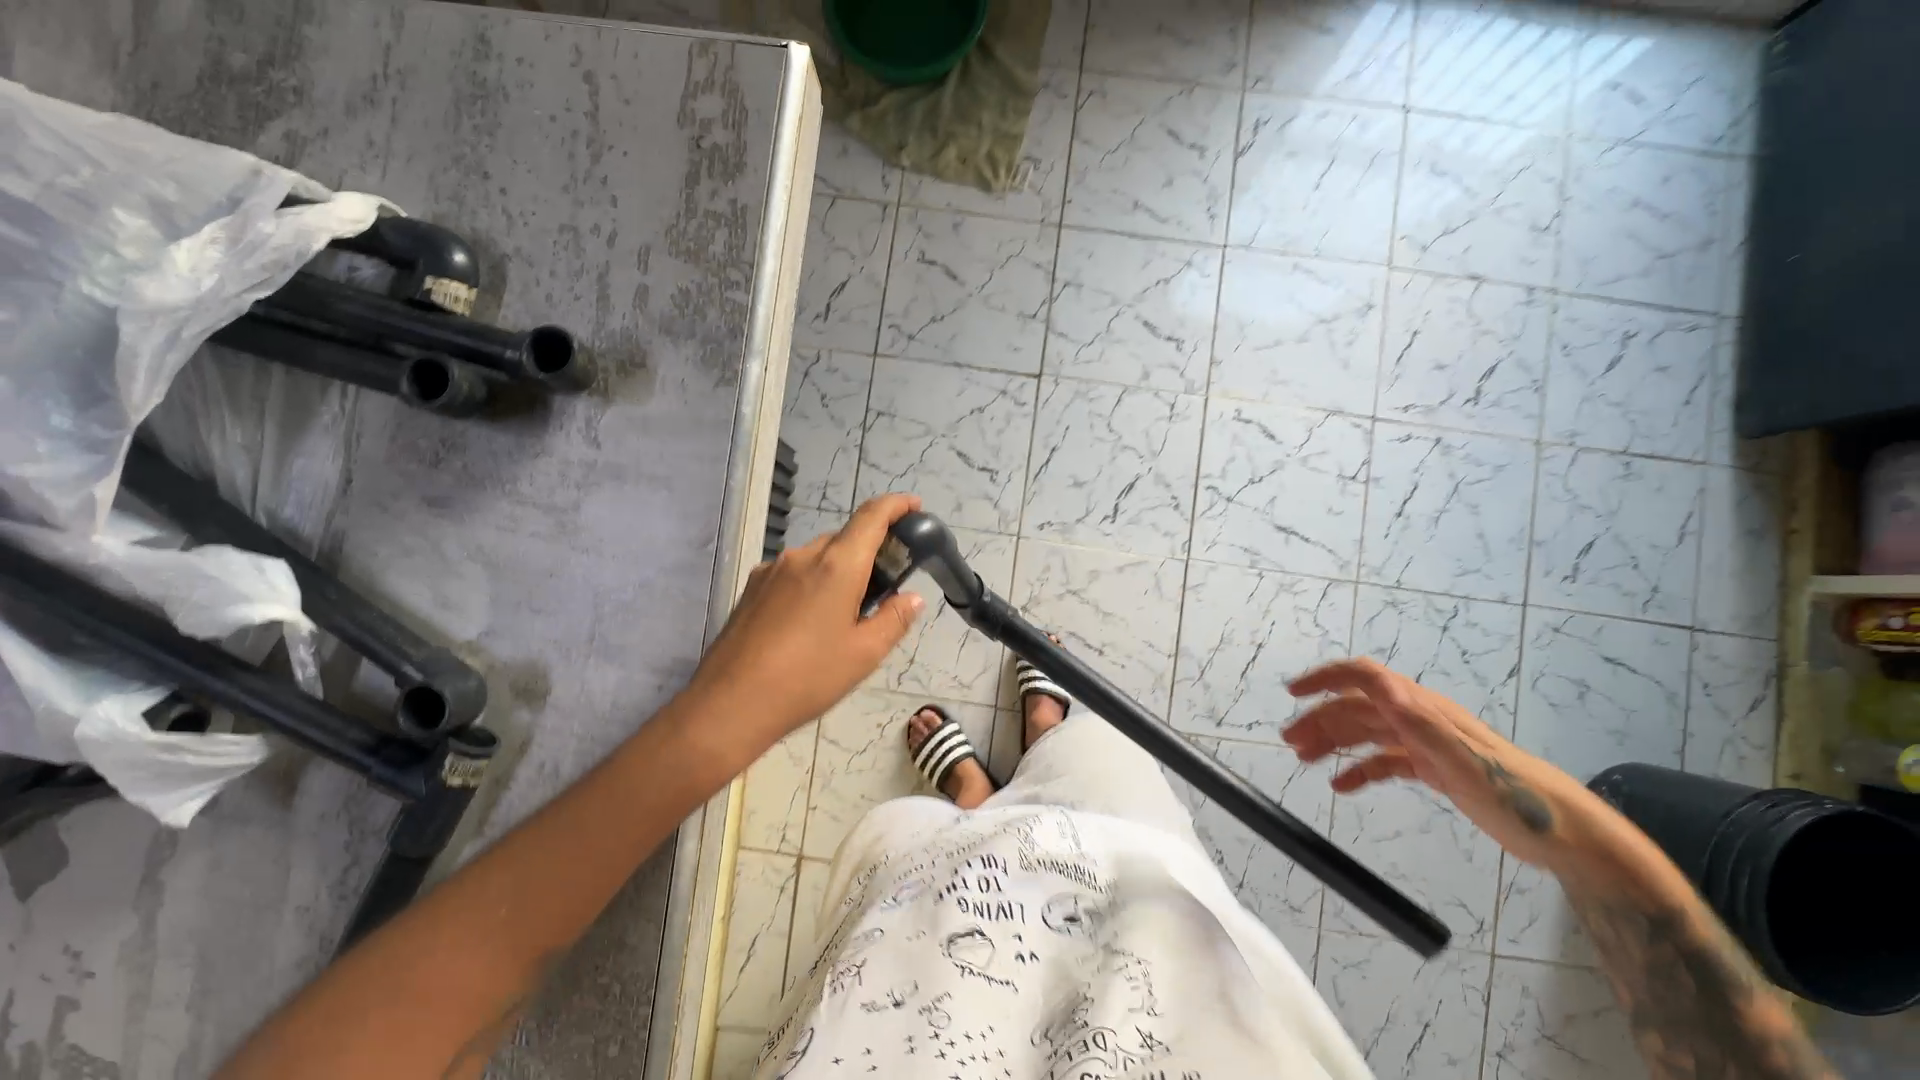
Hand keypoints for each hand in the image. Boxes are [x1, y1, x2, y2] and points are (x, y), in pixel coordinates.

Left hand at [682, 494, 926, 748]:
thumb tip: (912, 598)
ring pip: (817, 557)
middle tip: (888, 582)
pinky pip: (793, 573)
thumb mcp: (864, 654)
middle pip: (845, 538)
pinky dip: (813, 583)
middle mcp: (803, 556)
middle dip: (870, 550)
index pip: (872, 517)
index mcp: (837, 565)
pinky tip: (811, 621)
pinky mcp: (752, 589)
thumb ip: (893, 619)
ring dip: (839, 570)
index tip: (914, 507)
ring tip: (848, 610)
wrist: (731, 702)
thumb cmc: (807, 678)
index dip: (896, 505)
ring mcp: (772, 571)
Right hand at [1283, 658, 1603, 872]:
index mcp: (1426, 712)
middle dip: (1320, 719)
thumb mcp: (1470, 764)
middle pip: (1359, 708)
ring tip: (1304, 760)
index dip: (1327, 679)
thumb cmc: (1522, 801)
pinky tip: (1343, 786)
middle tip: (1289, 742)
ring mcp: (1429, 746)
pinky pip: (1387, 762)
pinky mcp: (1436, 771)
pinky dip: (1361, 770)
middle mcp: (1422, 721)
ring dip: (1334, 742)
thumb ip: (1425, 727)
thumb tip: (1383, 690)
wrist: (1571, 837)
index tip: (1293, 693)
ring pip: (1368, 733)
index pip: (1366, 679)